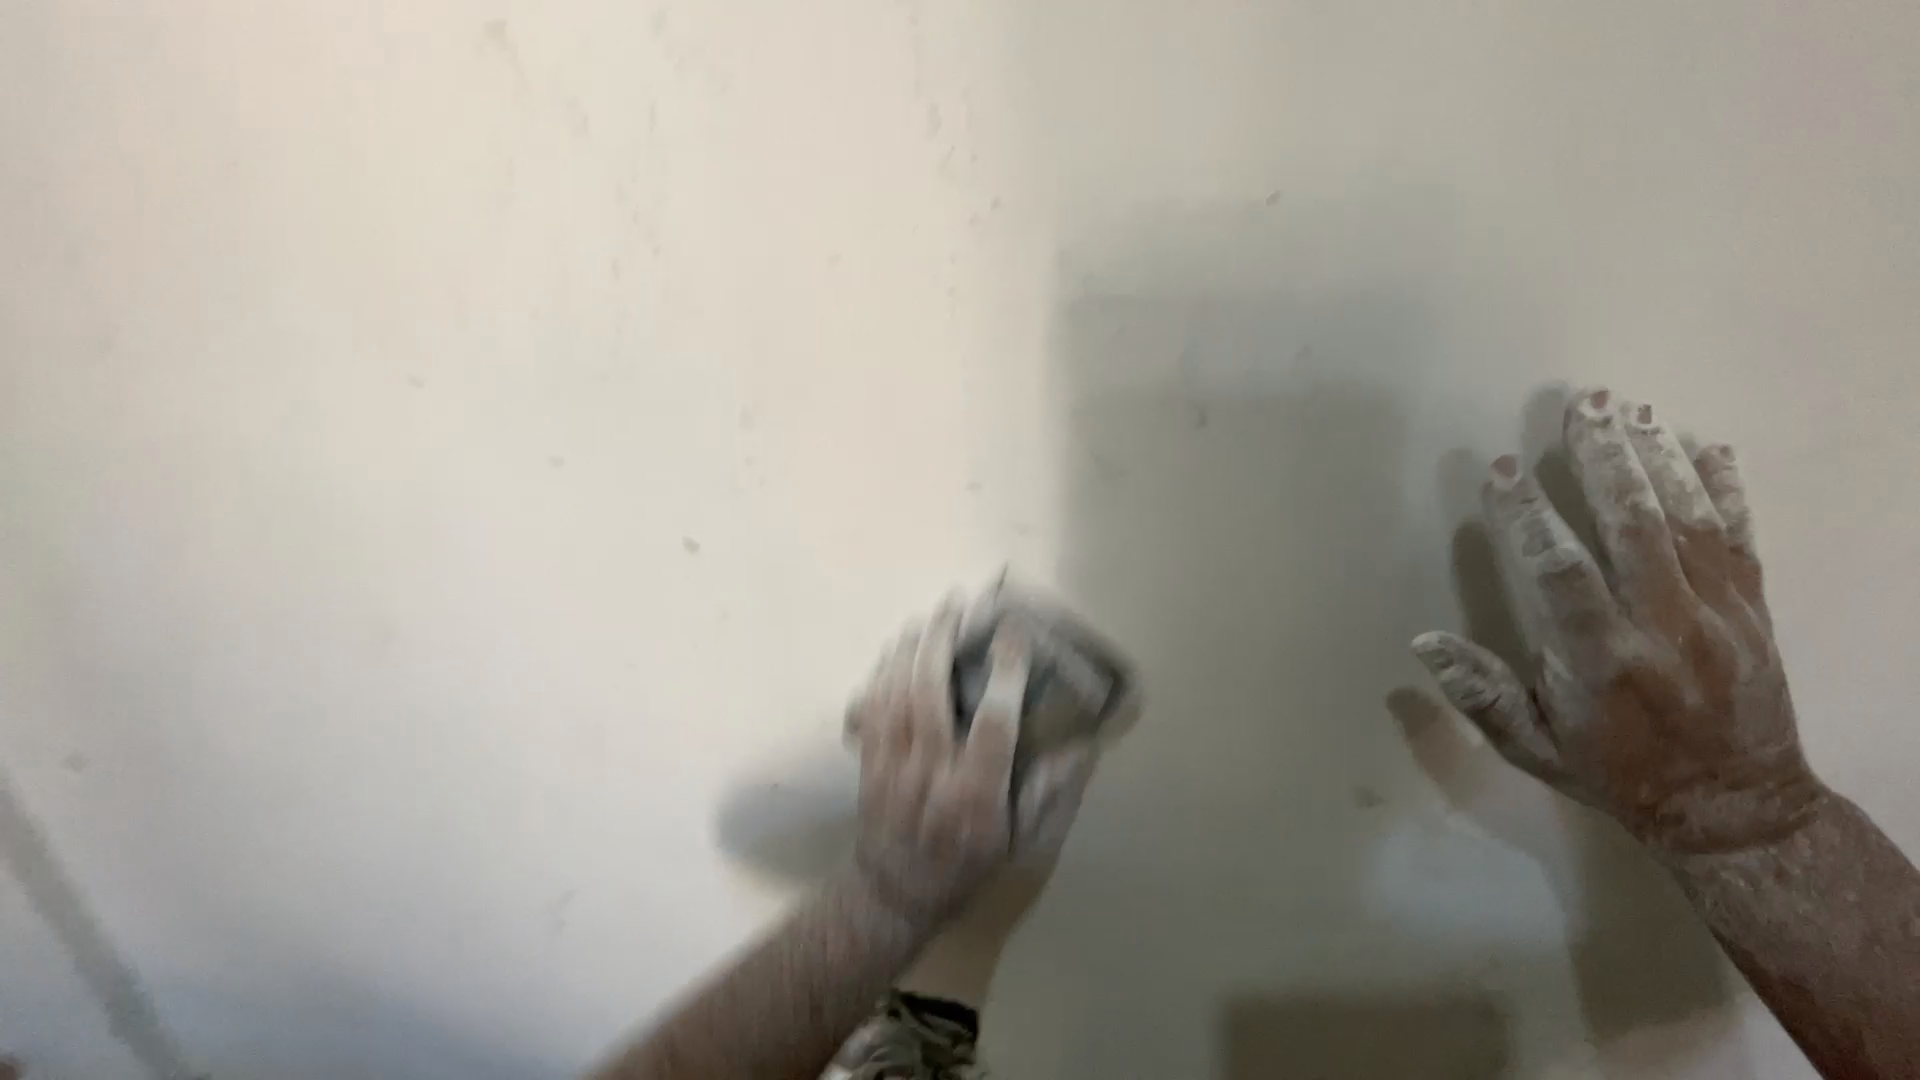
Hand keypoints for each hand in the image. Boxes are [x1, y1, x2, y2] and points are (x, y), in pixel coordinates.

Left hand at [847, 602, 1098, 927]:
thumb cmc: (967, 864)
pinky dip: (882, 672)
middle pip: (929, 694)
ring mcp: (893, 765)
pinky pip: (870, 707)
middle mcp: (932, 772)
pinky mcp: (869, 762)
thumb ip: (1048, 790)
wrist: (896, 893)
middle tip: (954, 605)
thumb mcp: (1019, 840)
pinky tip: (895, 650)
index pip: (992, 724)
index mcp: (975, 793)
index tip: (1012, 633)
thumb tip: (1080, 744)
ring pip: (894, 693)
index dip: (1004, 675)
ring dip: (910, 648)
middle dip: (940, 642)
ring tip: (927, 617)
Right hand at [1412, 389, 1826, 855]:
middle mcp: (1664, 624)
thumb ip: (1480, 693)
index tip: (1503, 472)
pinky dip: (1725, 487)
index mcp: (1600, 658)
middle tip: (1581, 408)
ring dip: (1656, 459)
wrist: (1736, 807)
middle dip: (1604, 461)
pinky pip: (1741, 537)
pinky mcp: (1755, 610)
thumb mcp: (1532, 746)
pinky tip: (1704, 446)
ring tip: (1629, 410)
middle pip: (1634, 525)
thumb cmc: (1616, 772)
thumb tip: (1424, 642)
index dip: (1528, 516)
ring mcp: (1719, 613)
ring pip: (1688, 520)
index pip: (1559, 570)